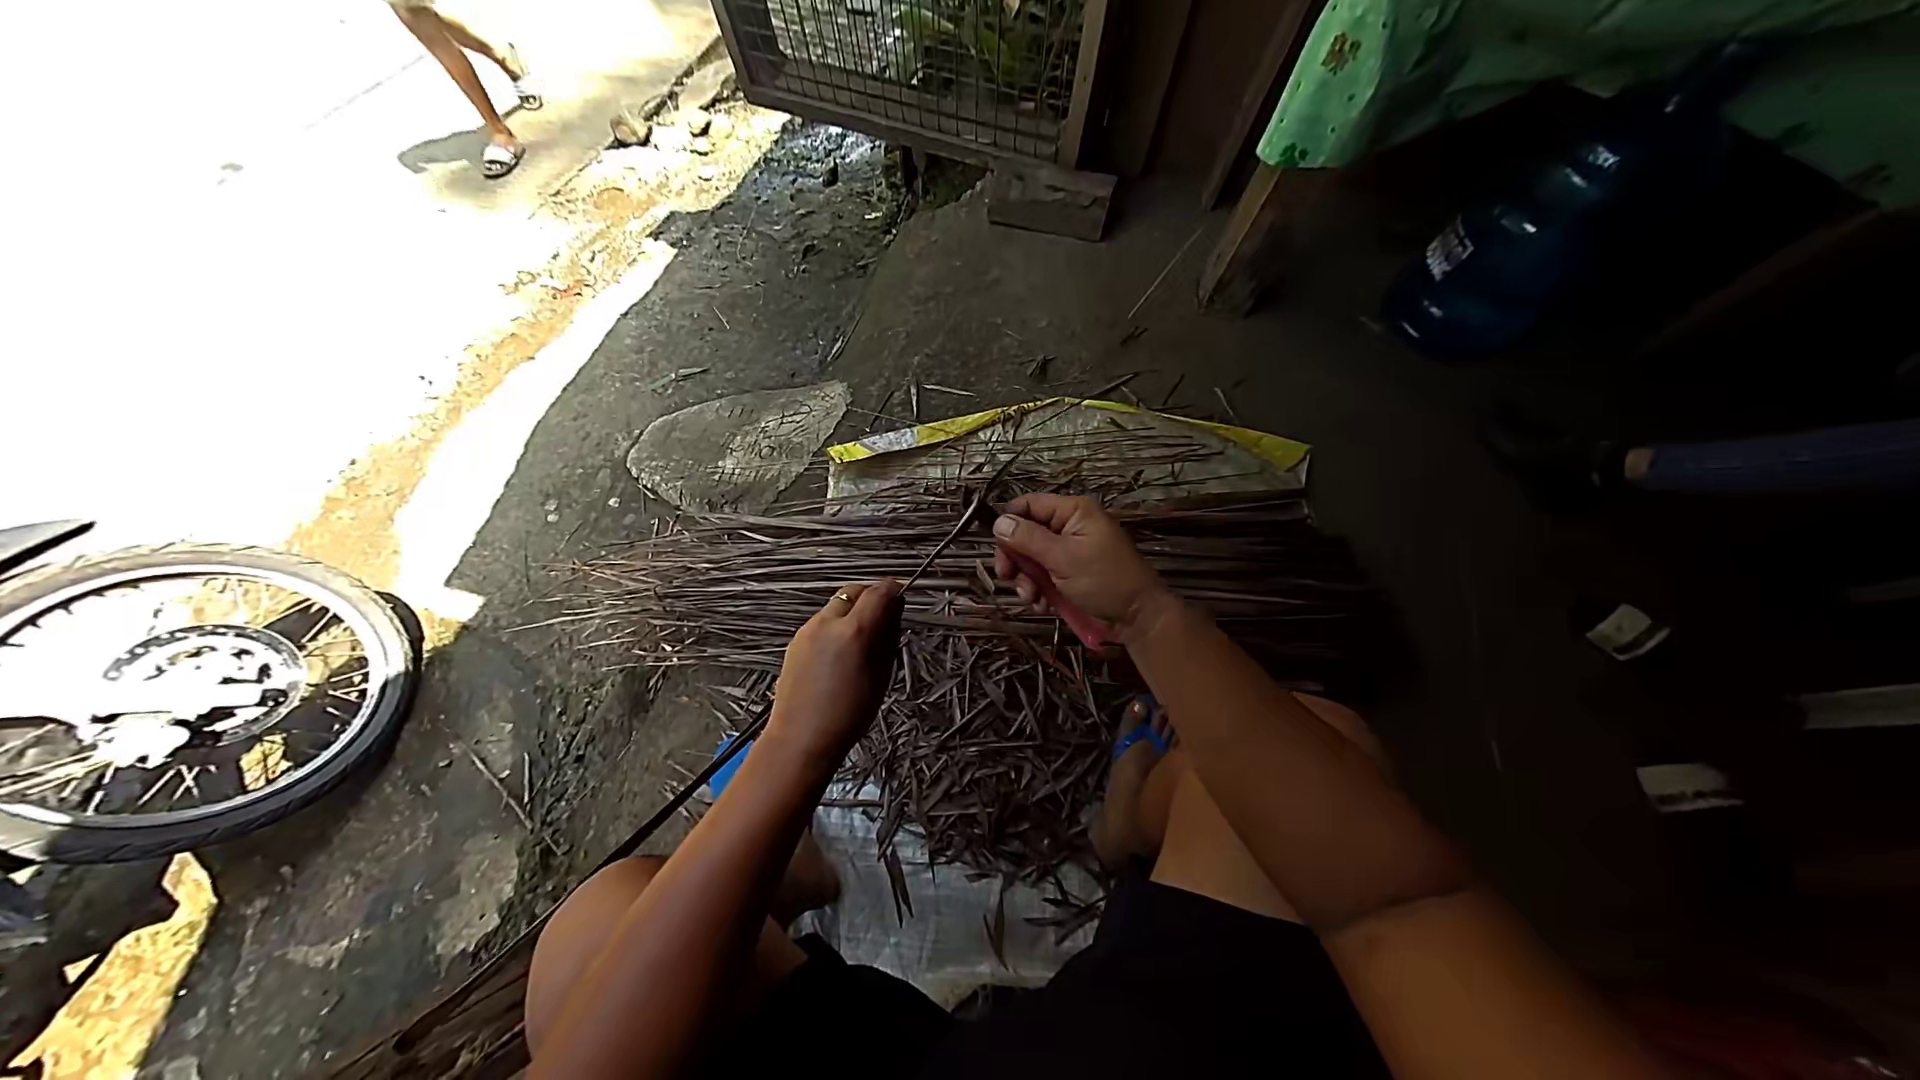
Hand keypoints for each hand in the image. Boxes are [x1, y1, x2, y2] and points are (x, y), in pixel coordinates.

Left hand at [766, 580, 900, 767]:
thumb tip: (894, 612)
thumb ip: (888, 638)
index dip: (893, 590)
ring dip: (853, 611)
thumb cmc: (847, 715)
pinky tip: (842, 651)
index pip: (879, 592)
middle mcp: (827, 623)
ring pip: (837, 605)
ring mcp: (808, 631)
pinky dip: (836, 625)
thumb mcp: (881, 675)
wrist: (801, 738)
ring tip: (863, 638)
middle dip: (871, 596)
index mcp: (854, 631)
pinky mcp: (796, 641)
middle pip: (854, 590)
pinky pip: (821, 621)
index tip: (900, 596)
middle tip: (885, 615)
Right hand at [990, 494, 1175, 642]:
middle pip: (1025, 533)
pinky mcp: (1068, 575)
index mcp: (1073, 512)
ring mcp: (1068, 552)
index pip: (1028, 505)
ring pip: (1030, 559)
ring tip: (1032, 597)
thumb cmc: (1105, 581)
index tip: (997, 546)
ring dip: (1025, 579)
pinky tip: (1042, 603)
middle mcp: (1069, 527)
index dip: (1009, 523)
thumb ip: (1028, 539)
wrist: (1137, 618)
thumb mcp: (1064, 558)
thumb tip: (998, 522)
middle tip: (1007, 576)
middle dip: (1015, 557)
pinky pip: (1042, 577)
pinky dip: (1037, 590)